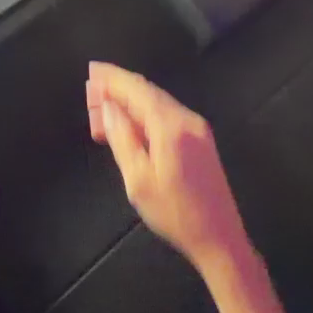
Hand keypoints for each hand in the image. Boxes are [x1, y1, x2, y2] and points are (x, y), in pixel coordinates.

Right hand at [86, 61, 249, 273]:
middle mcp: (186, 119)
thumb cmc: (175, 213)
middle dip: (118, 89)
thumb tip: (108, 108)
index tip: (92, 71)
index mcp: (171, 125)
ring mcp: (197, 129)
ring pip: (156, 103)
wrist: (221, 241)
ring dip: (129, 103)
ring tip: (102, 111)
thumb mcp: (138, 180)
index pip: (136, 89)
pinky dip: (143, 115)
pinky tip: (128, 126)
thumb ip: (122, 138)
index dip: (112, 78)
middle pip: (147, 92)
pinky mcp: (200, 141)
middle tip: (91, 93)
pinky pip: (166, 116)